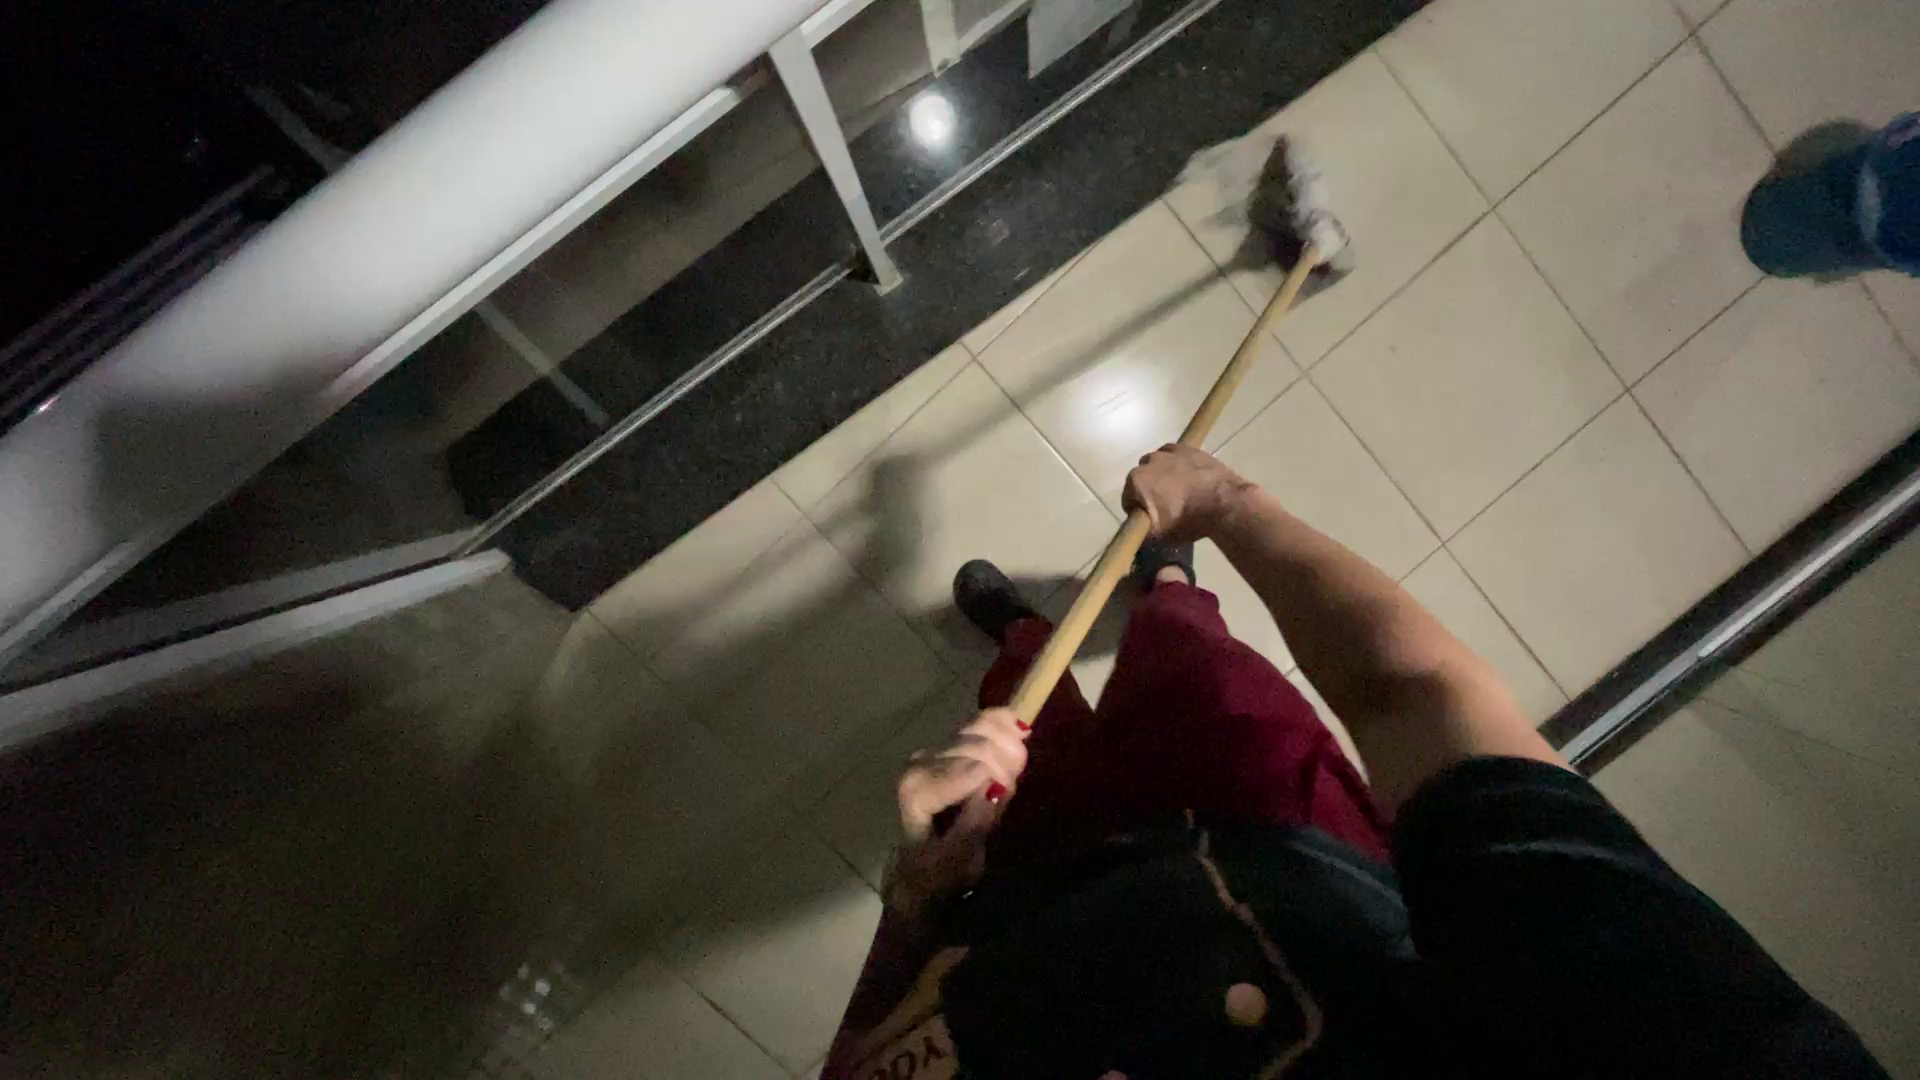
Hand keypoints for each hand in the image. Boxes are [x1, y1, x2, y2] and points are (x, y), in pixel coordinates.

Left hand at [887, 708, 1028, 917]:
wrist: (922, 863)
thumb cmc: (937, 869)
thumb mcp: (956, 863)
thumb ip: (971, 828)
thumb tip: (991, 793)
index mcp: (917, 789)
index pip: (965, 767)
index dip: (995, 777)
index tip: (1007, 795)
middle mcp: (921, 761)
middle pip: (977, 746)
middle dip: (1002, 767)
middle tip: (1010, 793)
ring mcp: (935, 748)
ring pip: (982, 729)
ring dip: (1007, 747)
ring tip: (1014, 772)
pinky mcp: (950, 742)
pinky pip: (983, 720)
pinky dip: (1004, 723)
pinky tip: (1020, 729)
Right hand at [1123, 444, 1255, 541]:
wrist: (1224, 503)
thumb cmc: (1187, 520)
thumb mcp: (1157, 535)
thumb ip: (1139, 531)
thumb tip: (1135, 528)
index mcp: (1135, 480)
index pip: (1128, 499)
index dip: (1138, 511)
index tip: (1151, 520)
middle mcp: (1148, 461)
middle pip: (1142, 479)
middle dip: (1149, 491)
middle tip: (1166, 506)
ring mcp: (1169, 451)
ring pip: (1158, 465)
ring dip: (1162, 476)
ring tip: (1179, 491)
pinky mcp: (1189, 448)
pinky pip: (1175, 455)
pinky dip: (1177, 465)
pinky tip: (1188, 477)